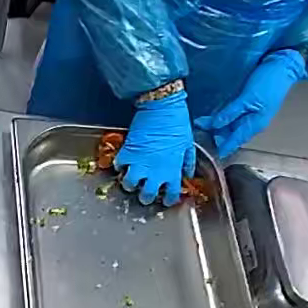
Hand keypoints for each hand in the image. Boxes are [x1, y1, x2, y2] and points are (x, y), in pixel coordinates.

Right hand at [116, 90, 195, 205]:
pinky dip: (120, 166)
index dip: (168, 200)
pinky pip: (119, 166)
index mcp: (172, 171)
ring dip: (130, 184)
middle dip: (145, 196)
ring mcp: (139, 164)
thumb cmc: (177, 124)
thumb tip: (187, 173)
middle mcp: (155, 173)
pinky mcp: (127, 153)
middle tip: (144, 192)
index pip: (171, 195)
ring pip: (129, 185)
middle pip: (146, 195)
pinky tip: (124, 163)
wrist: (162, 108)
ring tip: (132, 179)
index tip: (166, 199)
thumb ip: (187, 162)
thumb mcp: (188, 145)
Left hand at [194, 49, 305, 159]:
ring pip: (228, 124)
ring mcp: (249, 113)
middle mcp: (251, 121)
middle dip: (213, 133)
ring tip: (199, 122)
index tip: (208, 154)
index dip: (221, 148)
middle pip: (229, 133)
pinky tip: (211, 116)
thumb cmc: (270, 81)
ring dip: (215, 124)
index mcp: (254, 124)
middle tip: (196, 130)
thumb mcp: (248, 98)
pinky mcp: (246, 103)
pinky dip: (221, 116)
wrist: (283, 64)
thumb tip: (215, 125)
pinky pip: (231, 114)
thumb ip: (231, 112)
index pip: (234, 141)